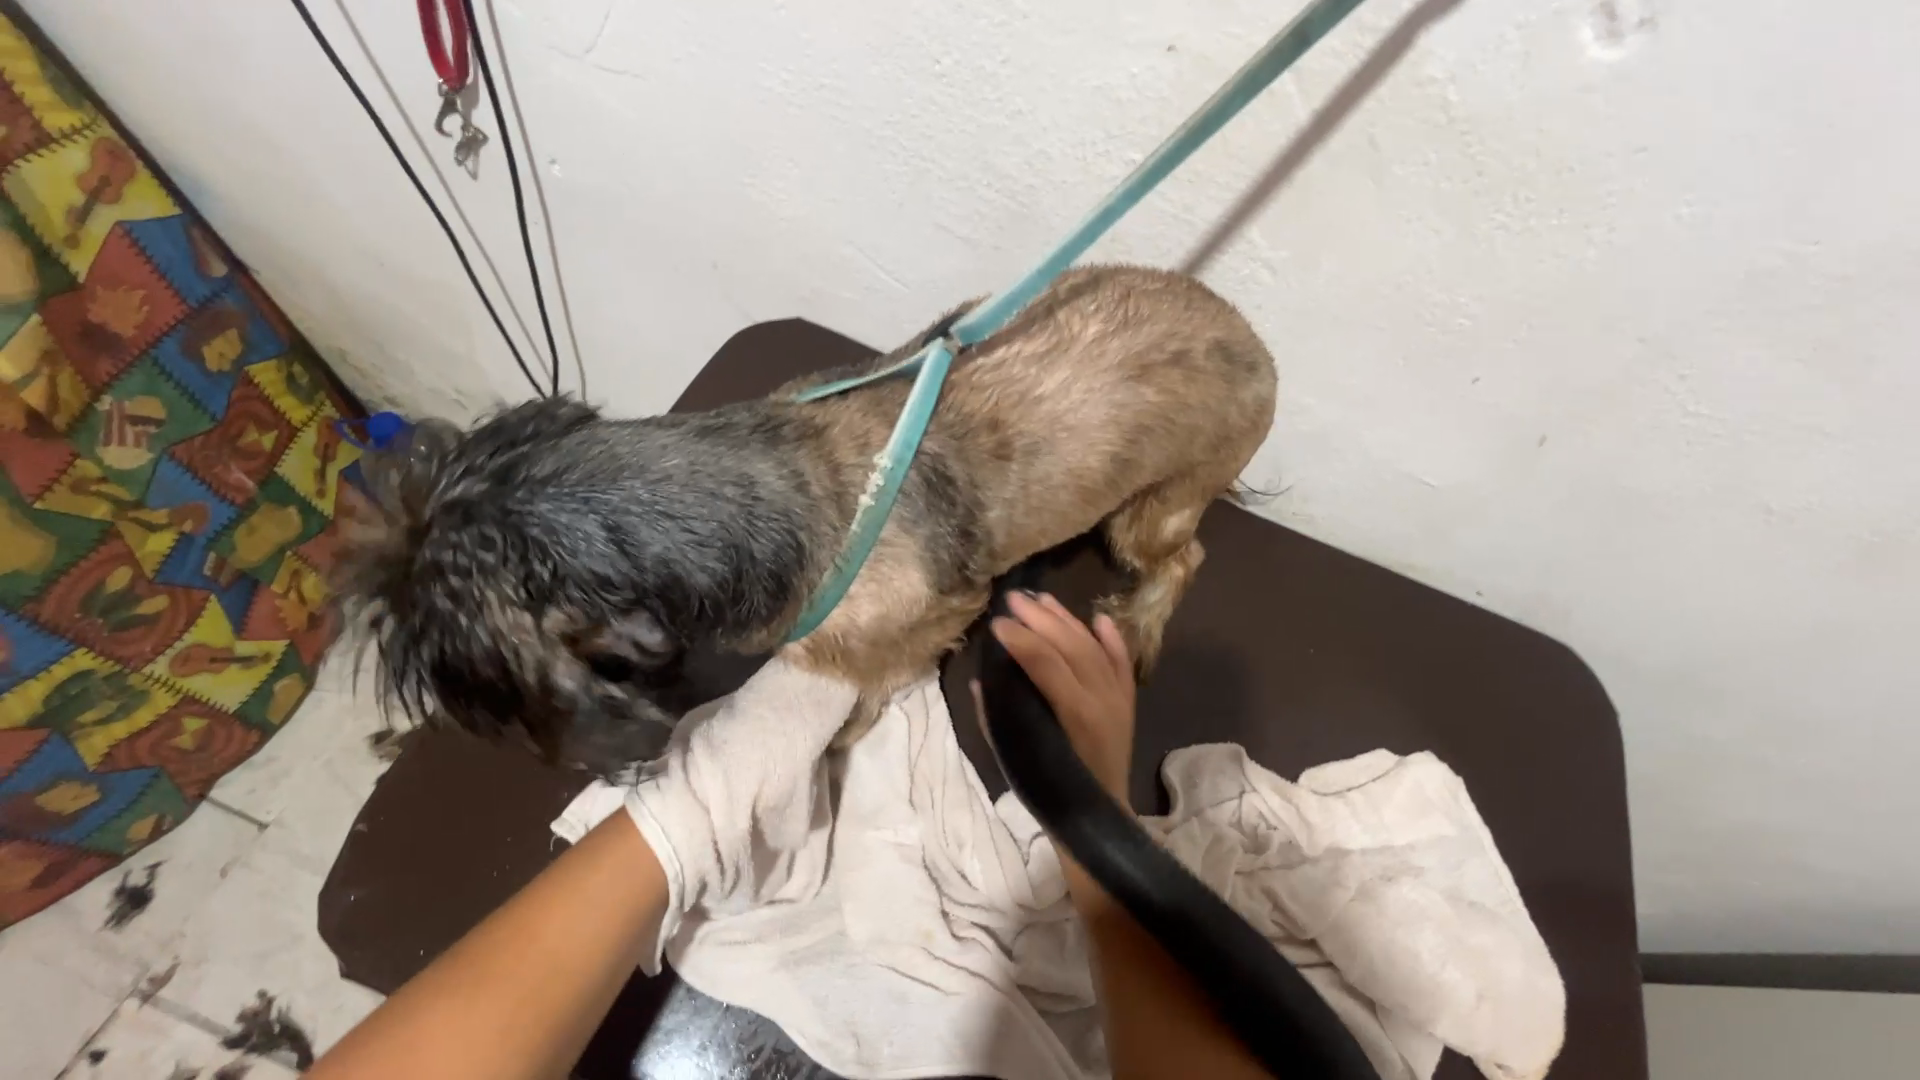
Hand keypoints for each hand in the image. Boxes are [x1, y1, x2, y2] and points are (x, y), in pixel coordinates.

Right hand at [981, 591, 1137, 803]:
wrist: (1098, 819)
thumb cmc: (1050, 792)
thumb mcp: (1015, 757)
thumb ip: (997, 717)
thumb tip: (982, 680)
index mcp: (1074, 713)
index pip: (1044, 661)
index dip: (1019, 638)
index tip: (996, 624)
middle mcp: (1101, 699)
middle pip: (1070, 645)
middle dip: (1040, 619)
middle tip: (1014, 599)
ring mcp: (1118, 698)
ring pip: (1093, 647)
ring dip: (1067, 620)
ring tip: (1043, 600)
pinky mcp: (1127, 702)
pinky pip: (1122, 663)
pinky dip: (1111, 639)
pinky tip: (1098, 618)